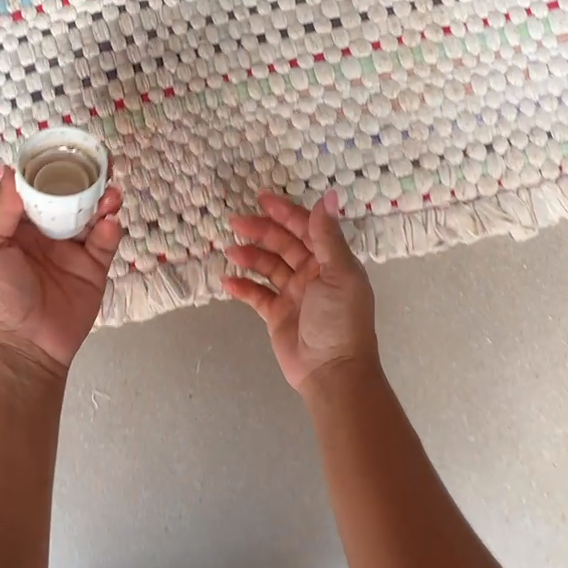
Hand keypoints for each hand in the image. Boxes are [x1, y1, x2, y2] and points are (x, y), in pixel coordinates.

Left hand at [0, 163, 124, 377]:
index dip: (49, 168)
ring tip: (110, 191)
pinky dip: (110, 228)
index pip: (35, 188)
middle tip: (100, 161)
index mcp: (15, 225)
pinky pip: (106, 241)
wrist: (19, 350)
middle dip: (84, 177)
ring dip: (103, 198)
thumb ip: (0, 209)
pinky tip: (108, 222)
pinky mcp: (93, 269)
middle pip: (69, 196)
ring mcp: (71, 250)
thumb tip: (8, 168)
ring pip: (92, 214)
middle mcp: (45, 232)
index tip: (64, 149)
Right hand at [222, 191, 377, 393]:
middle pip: (283, 243)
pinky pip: (257, 294)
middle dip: (260, 231)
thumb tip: (328, 195)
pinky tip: (227, 282)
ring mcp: (293, 294)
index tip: (261, 199)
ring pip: (267, 266)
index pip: (306, 228)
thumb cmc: (339, 320)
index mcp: (330, 261)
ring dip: (249, 256)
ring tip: (231, 252)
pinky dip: (242, 286)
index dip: (285, 212)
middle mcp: (312, 273)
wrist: (332, 372)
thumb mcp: (338, 273)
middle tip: (235, 222)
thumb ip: (327, 235)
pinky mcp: (277, 314)